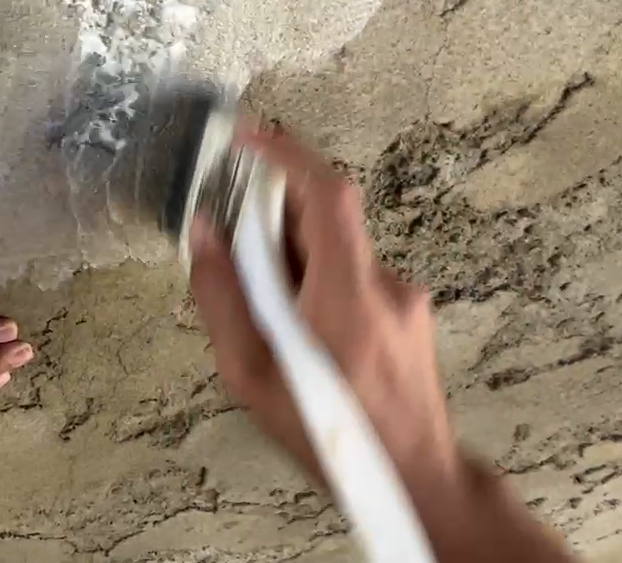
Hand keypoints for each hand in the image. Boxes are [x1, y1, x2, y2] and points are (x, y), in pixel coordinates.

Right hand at [187, 126, 462, 503]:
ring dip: (293, 255)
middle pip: (323, 217)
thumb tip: (204, 228)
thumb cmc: (325, 432)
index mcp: (345, 295)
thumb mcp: (248, 373)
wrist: (418, 483)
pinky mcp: (408, 308)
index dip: (286, 154)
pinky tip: (303, 328)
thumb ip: (220, 294)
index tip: (246, 137)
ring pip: (334, 246)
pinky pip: (350, 268)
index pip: (326, 194)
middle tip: (237, 246)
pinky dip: (316, 275)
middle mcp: (383, 283)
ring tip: (270, 311)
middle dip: (273, 216)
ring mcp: (403, 294)